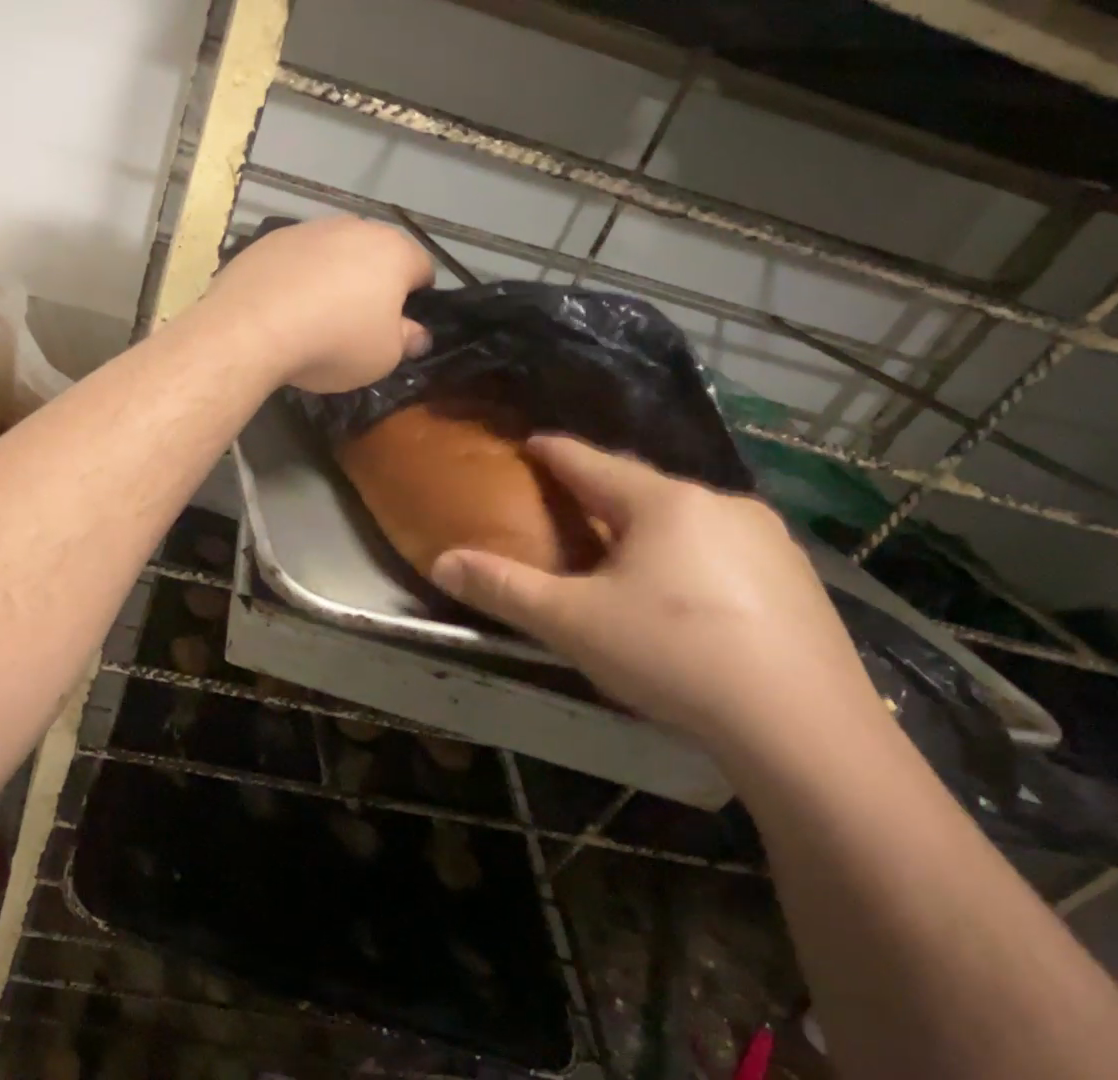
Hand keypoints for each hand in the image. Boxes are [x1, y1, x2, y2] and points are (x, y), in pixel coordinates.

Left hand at [190, 216, 433, 392]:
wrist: (250, 328)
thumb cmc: (333, 343)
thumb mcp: (382, 357)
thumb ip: (406, 341)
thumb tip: (417, 334)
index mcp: (393, 251)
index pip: (421, 268)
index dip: (416, 297)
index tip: (400, 324)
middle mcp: (354, 227)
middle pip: (374, 254)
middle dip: (371, 283)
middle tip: (355, 322)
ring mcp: (308, 229)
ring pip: (331, 253)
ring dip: (330, 277)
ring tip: (312, 316)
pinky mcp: (268, 240)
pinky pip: (293, 261)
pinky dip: (293, 279)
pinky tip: (280, 309)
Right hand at [428, 436, 879, 748]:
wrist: (801, 725)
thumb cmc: (672, 655)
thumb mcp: (571, 623)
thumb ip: (503, 588)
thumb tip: (441, 562)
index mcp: (664, 504)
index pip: (594, 463)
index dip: (555, 453)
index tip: (531, 443)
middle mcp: (721, 506)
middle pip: (643, 491)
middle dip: (601, 497)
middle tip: (567, 513)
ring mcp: (769, 543)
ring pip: (688, 523)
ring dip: (648, 531)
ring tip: (622, 560)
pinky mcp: (799, 582)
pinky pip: (724, 553)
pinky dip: (689, 561)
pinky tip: (683, 600)